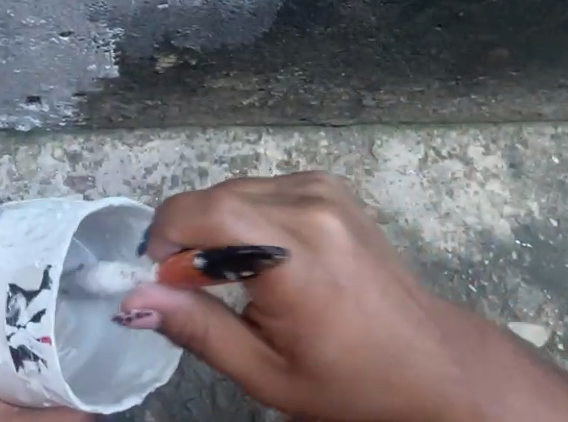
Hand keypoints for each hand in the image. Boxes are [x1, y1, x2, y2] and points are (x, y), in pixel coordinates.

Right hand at [121, 172, 567, 421]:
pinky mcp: (327, 183)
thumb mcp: (267, 375)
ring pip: (232, 189)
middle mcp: (308, 204)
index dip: (165, 238)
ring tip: (235, 278)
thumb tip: (132, 300)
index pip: (201, 212)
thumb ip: (196, 328)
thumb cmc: (350, 384)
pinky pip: (260, 187)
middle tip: (194, 289)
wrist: (435, 366)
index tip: (161, 280)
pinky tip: (263, 256)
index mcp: (295, 255)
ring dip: (215, 226)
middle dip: (187, 237)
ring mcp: (321, 187)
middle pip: (212, 198)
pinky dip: (244, 216)